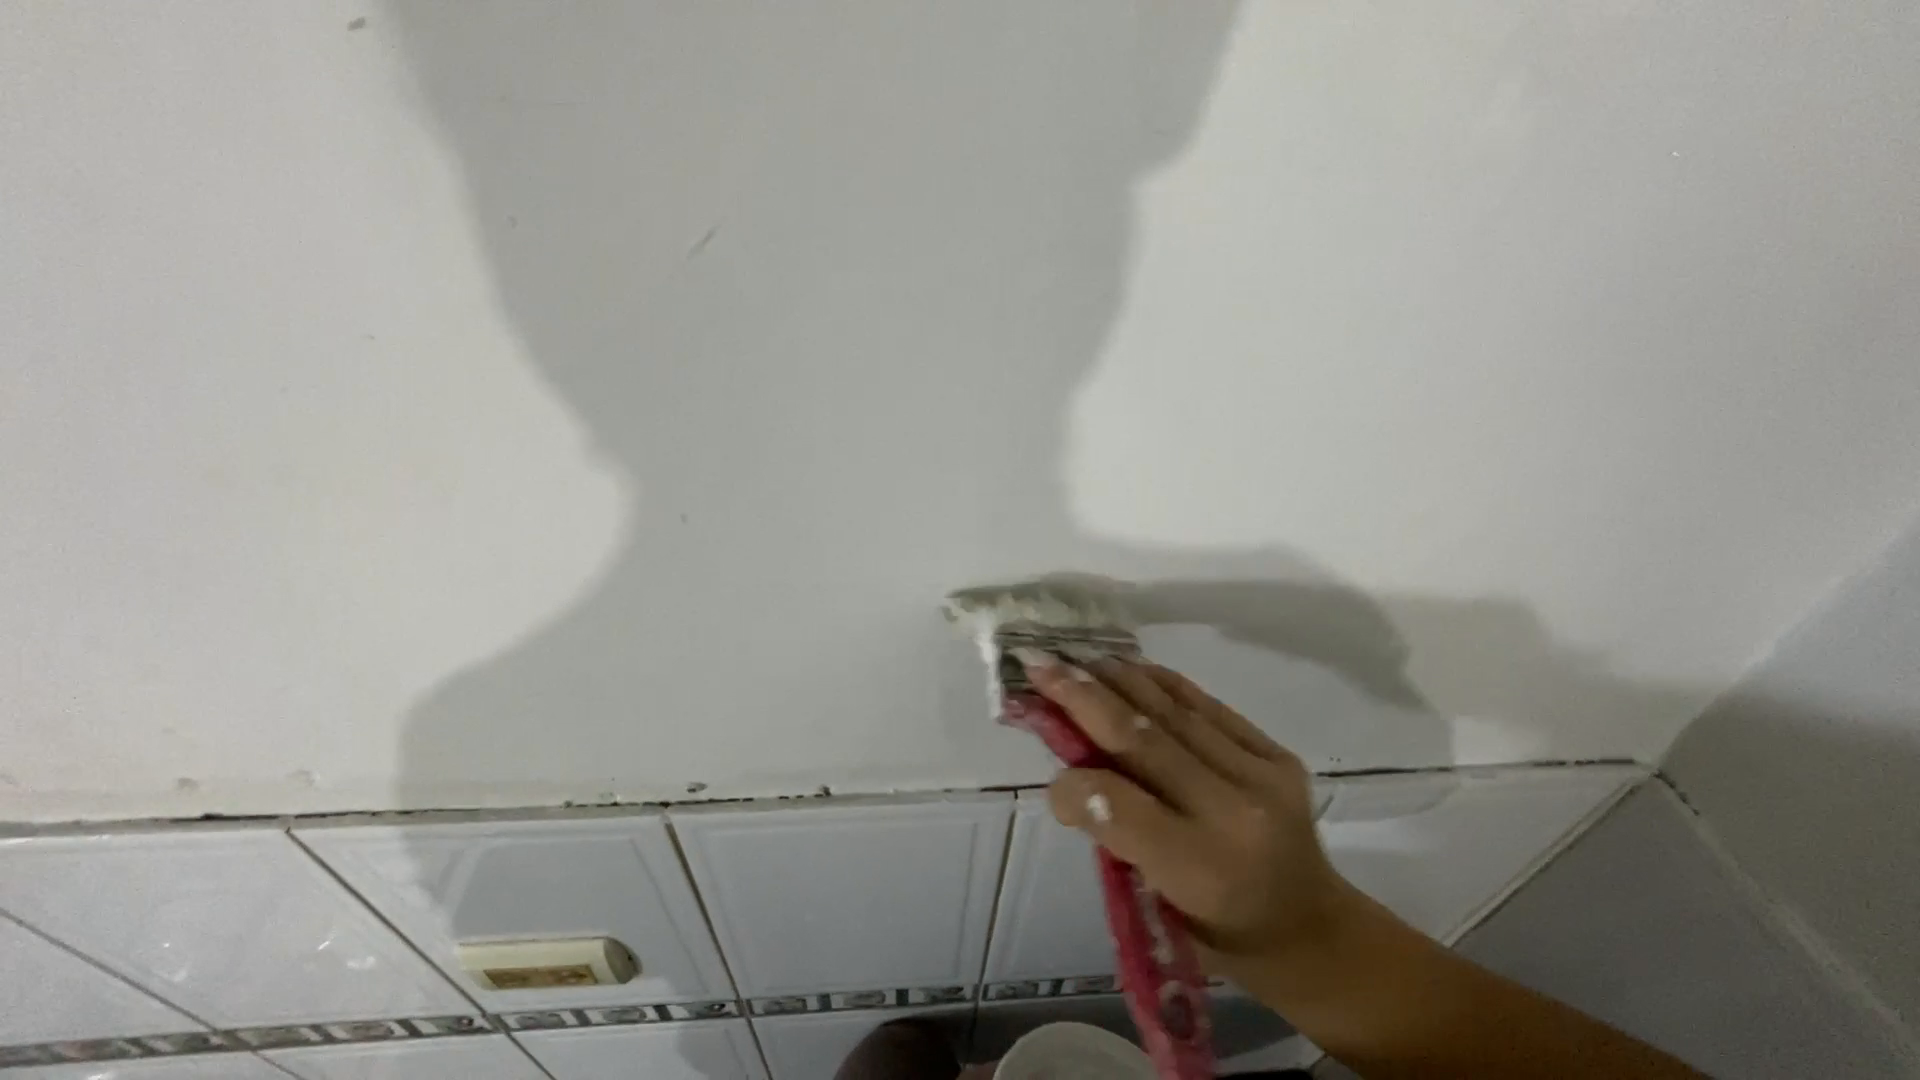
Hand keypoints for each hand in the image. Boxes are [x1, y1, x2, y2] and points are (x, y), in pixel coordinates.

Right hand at [1014, 651, 1356, 969]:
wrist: (1309, 927)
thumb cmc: (1216, 933)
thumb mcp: (1153, 900)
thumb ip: (1114, 832)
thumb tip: (1070, 770)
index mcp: (1199, 870)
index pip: (1119, 806)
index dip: (1073, 782)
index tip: (1048, 772)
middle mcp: (1235, 814)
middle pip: (1144, 743)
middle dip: (1083, 698)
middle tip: (1038, 664)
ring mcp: (1262, 777)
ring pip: (1173, 713)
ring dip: (1116, 680)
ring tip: (1073, 659)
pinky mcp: (1277, 755)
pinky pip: (1207, 706)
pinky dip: (1160, 683)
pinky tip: (1126, 667)